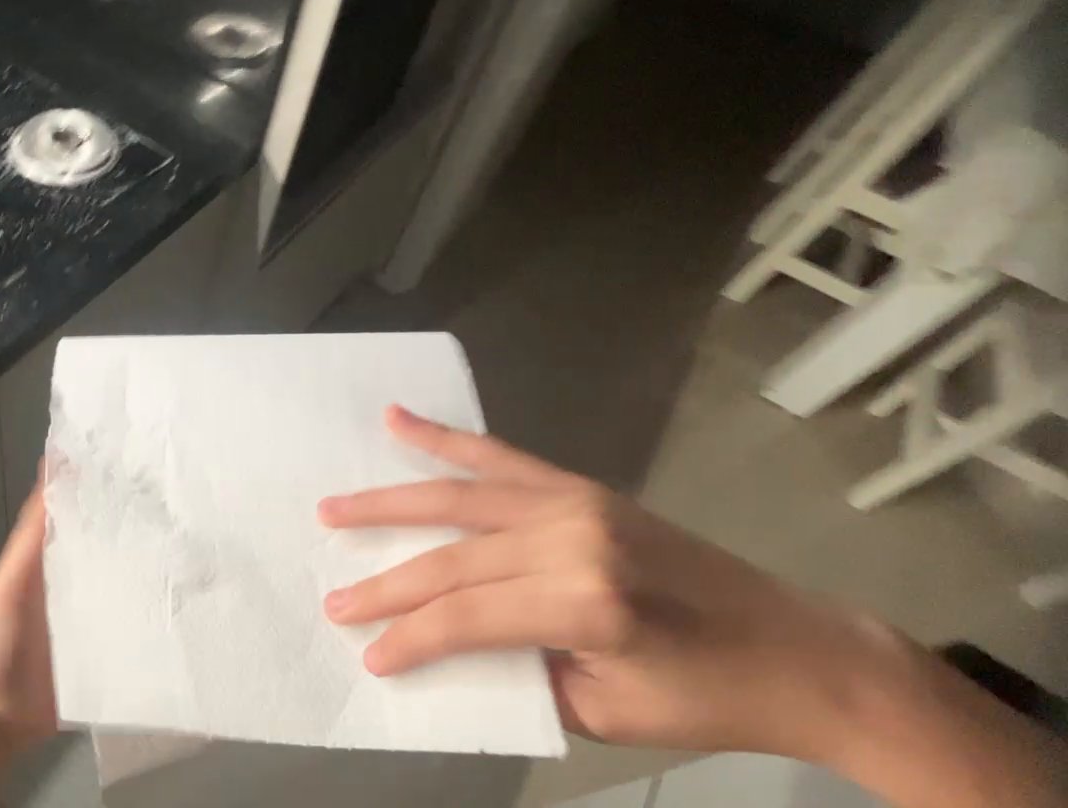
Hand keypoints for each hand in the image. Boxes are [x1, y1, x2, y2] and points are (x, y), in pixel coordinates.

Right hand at [316, 406, 909, 761]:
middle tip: (332, 596)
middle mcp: (572, 538)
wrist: (802, 651)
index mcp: (585, 603)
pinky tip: (397, 421)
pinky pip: (499, 456)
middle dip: (385, 582)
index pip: (467, 617)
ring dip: (389, 502)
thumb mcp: (607, 714)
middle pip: (452, 558)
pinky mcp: (581, 486)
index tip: (370, 656)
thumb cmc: (710, 699)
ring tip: (333, 508)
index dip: (411, 638)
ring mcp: (576, 501)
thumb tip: (445, 647)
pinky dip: (444, 439)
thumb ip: (519, 674)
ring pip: (459, 495)